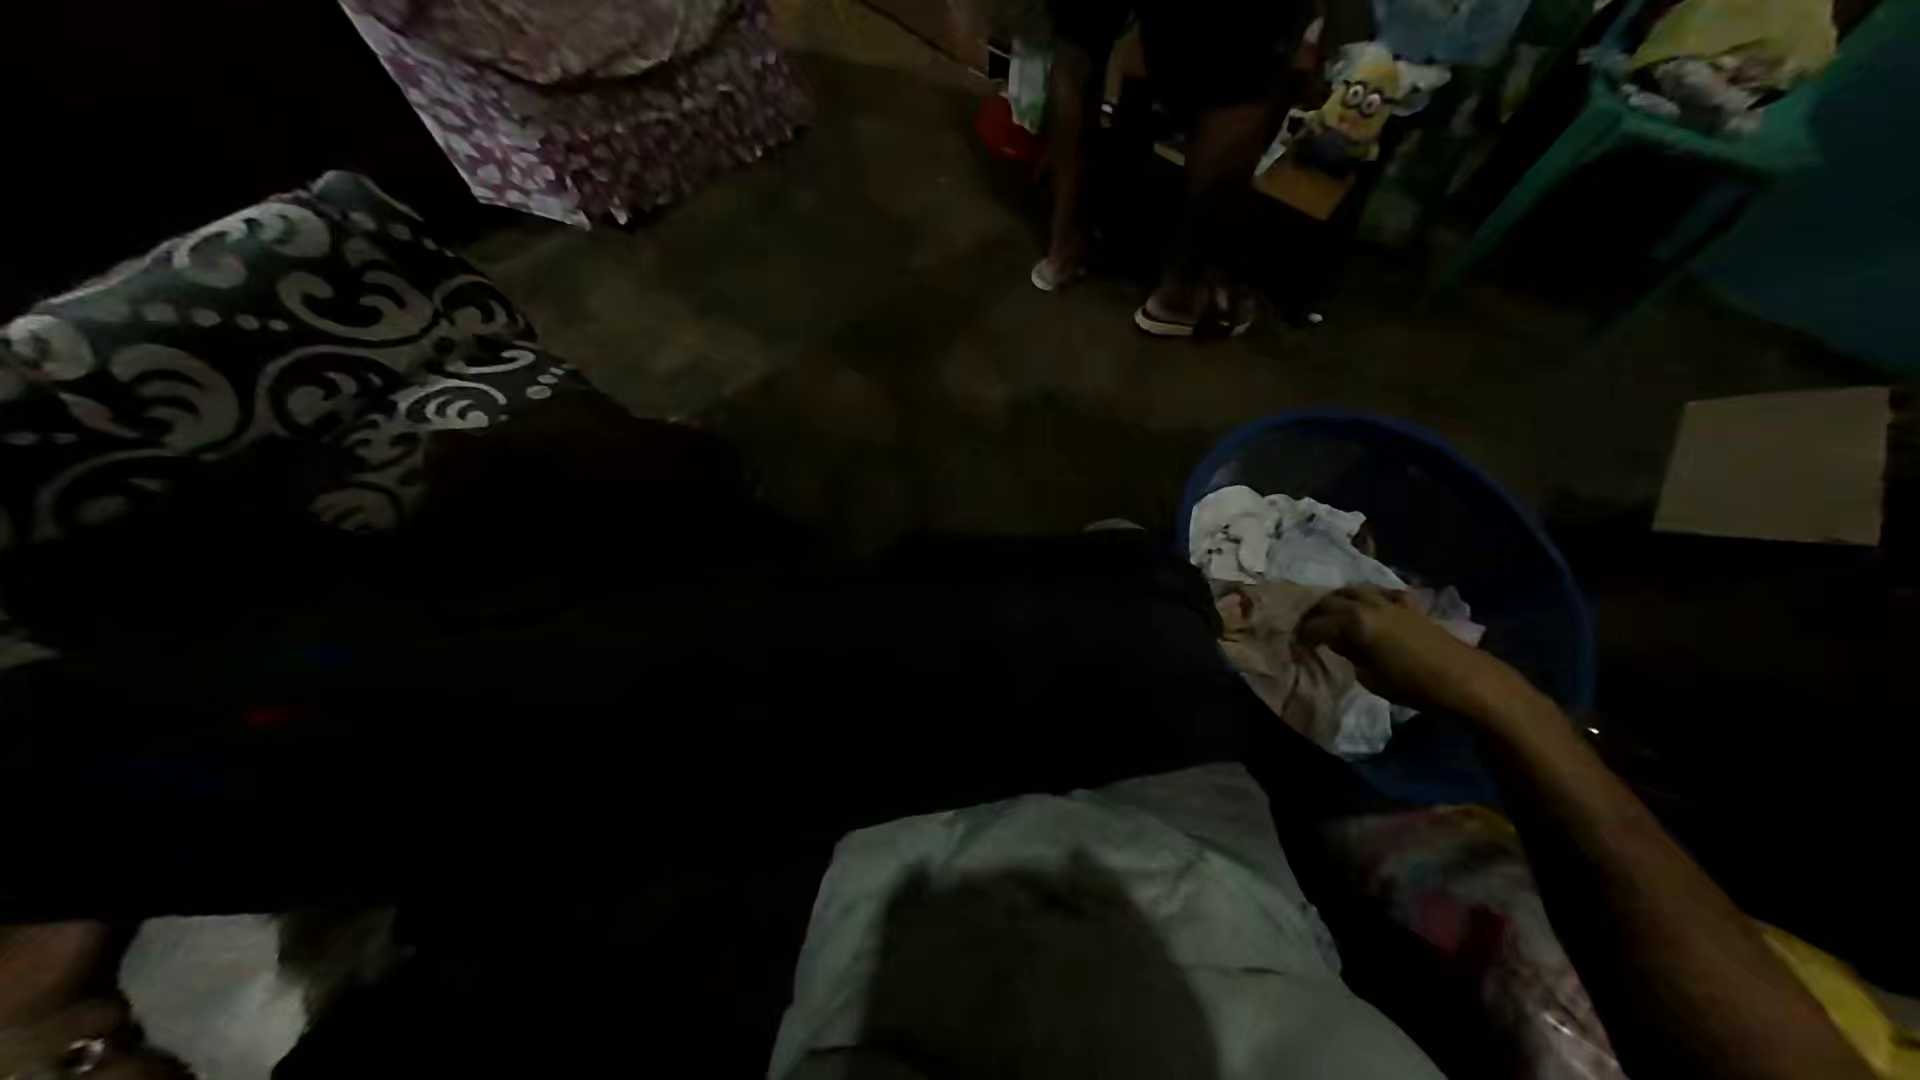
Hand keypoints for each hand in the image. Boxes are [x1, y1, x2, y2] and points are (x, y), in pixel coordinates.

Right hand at [1299, 586, 1544, 722]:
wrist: (1467, 682)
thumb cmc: (1412, 685)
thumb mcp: (1369, 676)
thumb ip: (1349, 653)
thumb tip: (1338, 644)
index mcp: (1352, 623)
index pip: (1315, 625)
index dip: (1302, 635)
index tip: (1295, 645)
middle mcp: (1367, 605)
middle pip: (1330, 601)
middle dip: (1315, 613)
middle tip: (1308, 627)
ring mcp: (1390, 603)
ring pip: (1354, 590)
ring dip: (1338, 599)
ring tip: (1332, 612)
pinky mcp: (1409, 607)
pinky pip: (1383, 592)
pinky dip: (1371, 596)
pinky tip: (1370, 605)